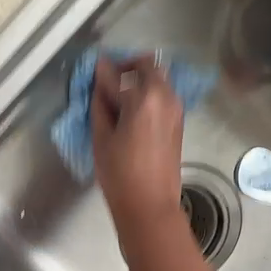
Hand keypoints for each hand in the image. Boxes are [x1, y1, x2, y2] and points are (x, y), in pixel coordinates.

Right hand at [91, 55, 184, 225]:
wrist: (150, 206)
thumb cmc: (120, 176)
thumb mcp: (101, 140)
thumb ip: (100, 106)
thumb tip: (100, 87)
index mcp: (142, 98)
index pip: (118, 74)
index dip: (102, 71)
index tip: (92, 70)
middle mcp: (164, 95)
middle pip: (146, 64)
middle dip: (125, 67)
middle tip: (108, 81)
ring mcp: (175, 107)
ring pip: (158, 76)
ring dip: (139, 78)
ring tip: (119, 97)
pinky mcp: (178, 120)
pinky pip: (163, 92)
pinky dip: (148, 91)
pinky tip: (132, 110)